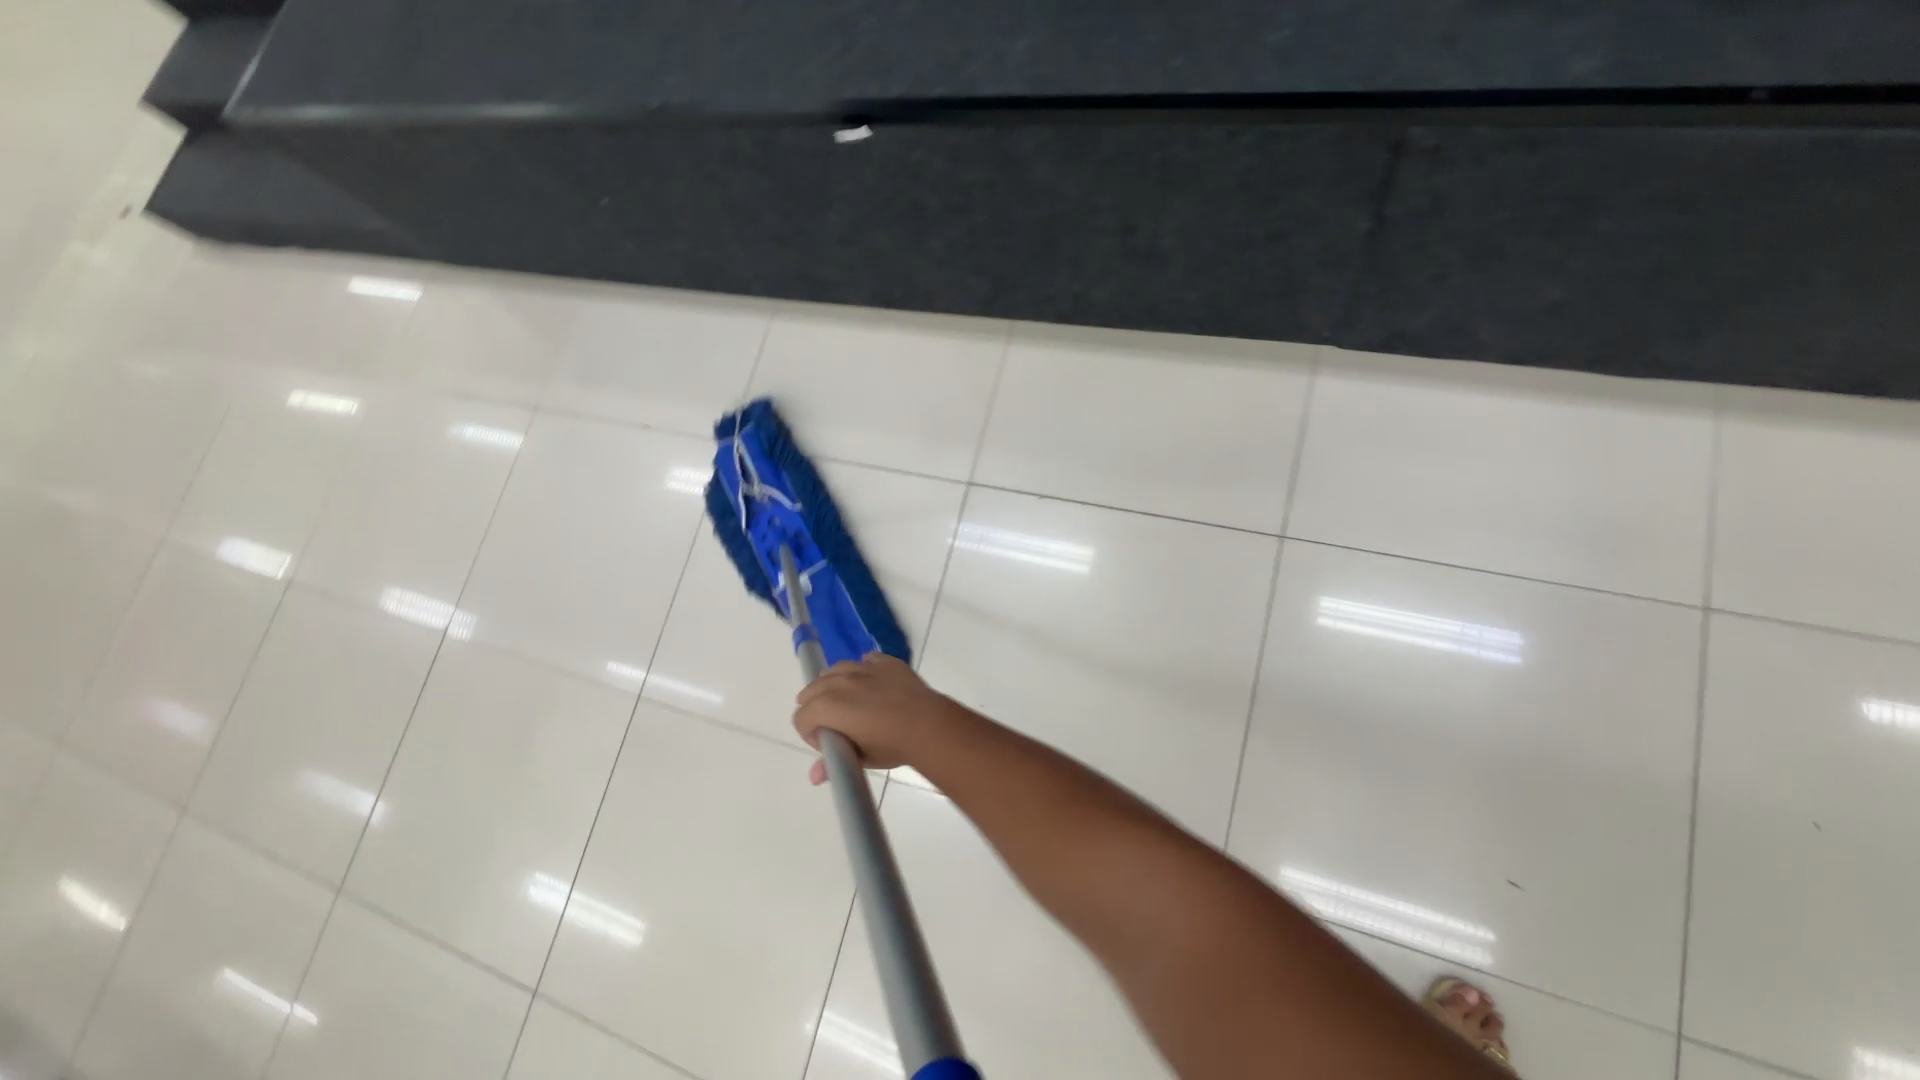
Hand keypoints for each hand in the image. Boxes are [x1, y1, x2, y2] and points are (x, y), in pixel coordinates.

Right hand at [794, 653, 960, 784]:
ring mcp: (862, 667)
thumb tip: (814, 776)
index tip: (828, 743)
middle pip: (812, 690)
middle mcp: (838, 682)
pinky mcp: (884, 661)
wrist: (928, 724)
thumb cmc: (890, 745)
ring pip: (835, 671)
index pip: (801, 717)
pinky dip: (863, 672)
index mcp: (826, 706)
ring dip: (835, 686)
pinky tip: (874, 687)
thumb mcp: (861, 758)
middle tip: (837, 725)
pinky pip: (864, 661)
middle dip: (817, 707)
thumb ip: (833, 763)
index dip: (810, 733)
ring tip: (852, 703)